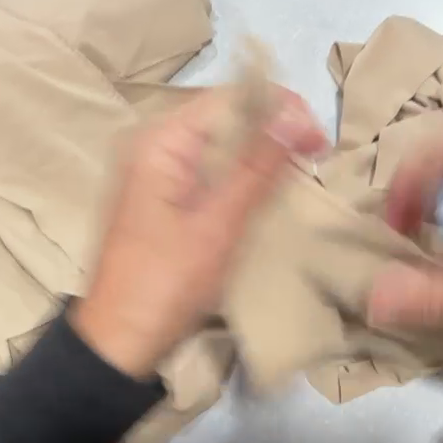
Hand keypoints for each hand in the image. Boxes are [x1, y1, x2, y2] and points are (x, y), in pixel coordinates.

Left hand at [72, 86, 327, 378]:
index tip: (321, 143)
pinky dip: (238, 183)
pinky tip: (263, 199)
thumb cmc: (166, 285)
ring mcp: (154, 176)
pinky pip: (207, 176)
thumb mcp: (217, 225)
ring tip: (298, 178)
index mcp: (159, 141)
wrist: (120, 343)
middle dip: (272, 134)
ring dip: (259, 160)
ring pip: (219, 150)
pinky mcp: (160, 204)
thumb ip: (257, 166)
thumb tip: (296, 113)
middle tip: (316, 161)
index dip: (281, 111)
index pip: (231, 99)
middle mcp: (152, 147)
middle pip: (224, 120)